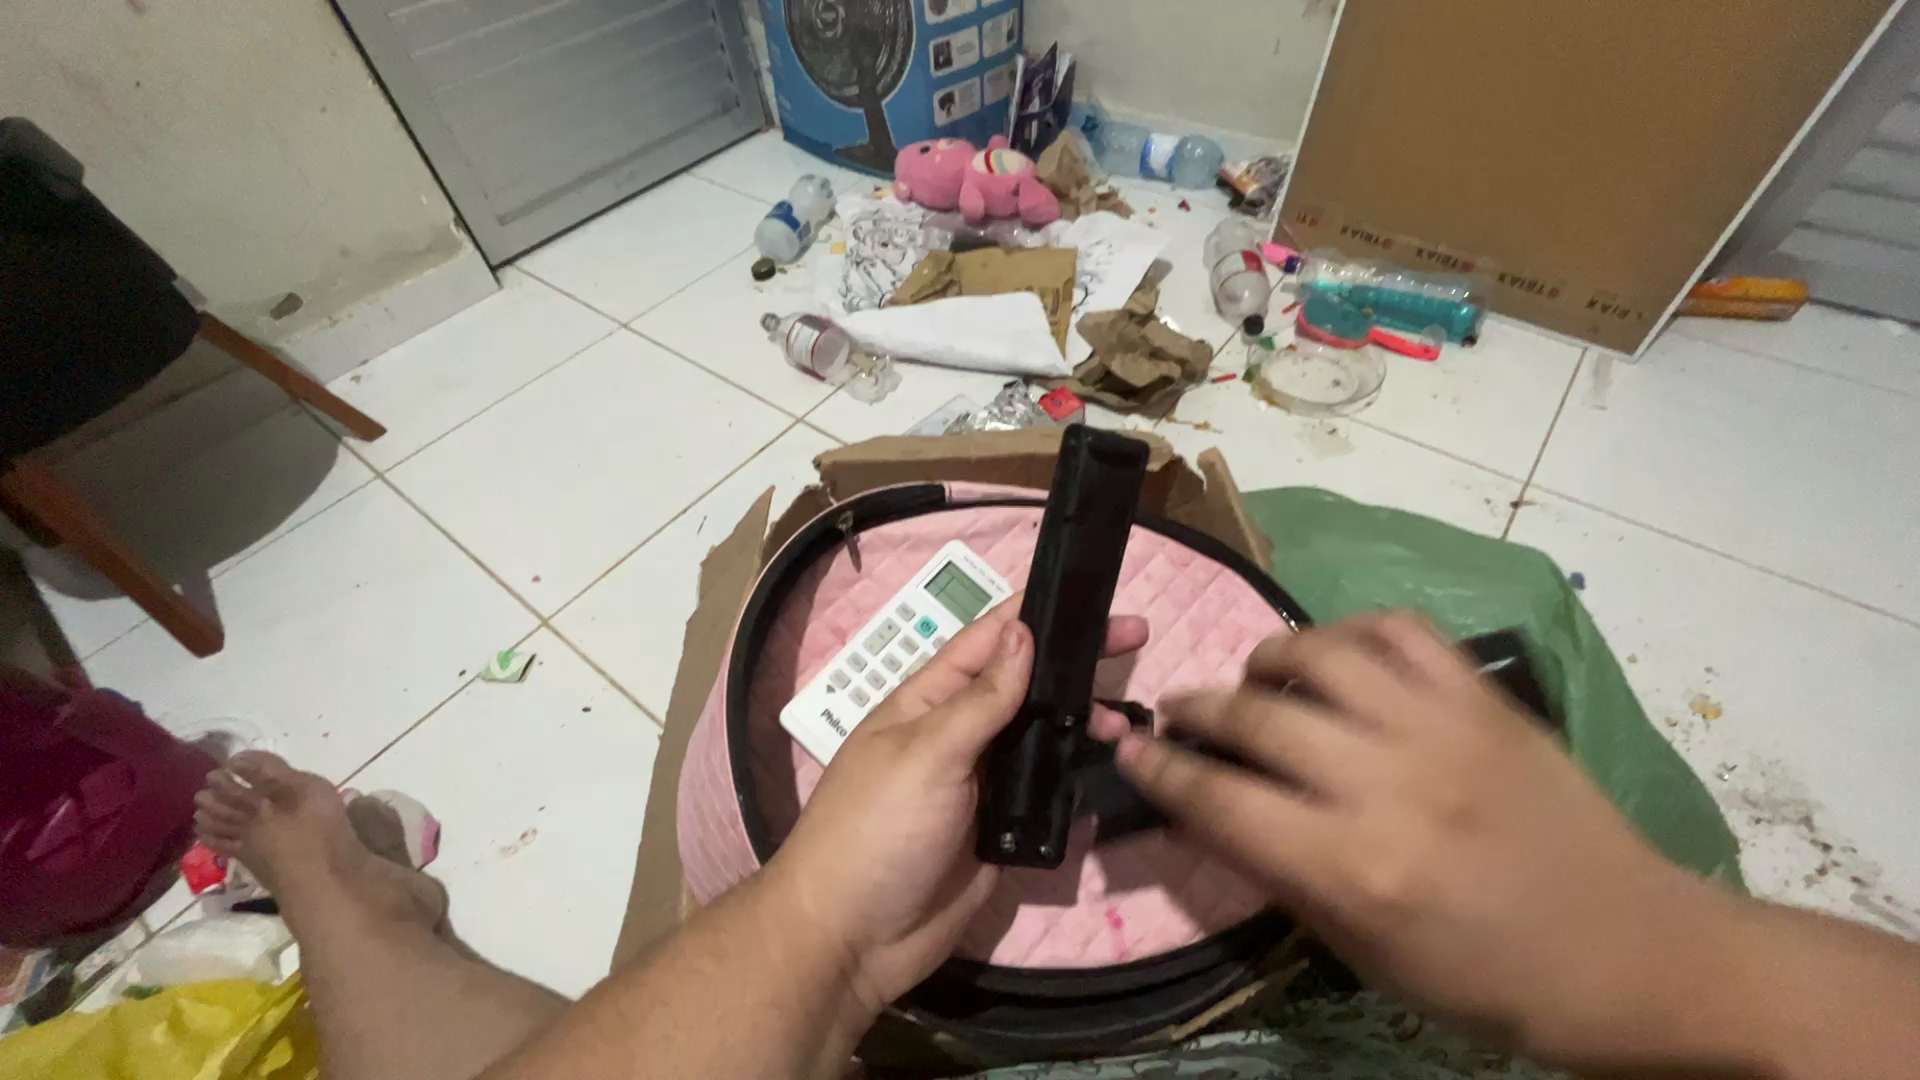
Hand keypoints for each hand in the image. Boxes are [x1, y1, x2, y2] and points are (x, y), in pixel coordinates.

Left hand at [765, 596, 1148, 1010]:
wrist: (853, 939)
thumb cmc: (878, 828)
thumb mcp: (928, 753)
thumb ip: (980, 699)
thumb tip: (1022, 633)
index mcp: (930, 700)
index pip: (988, 640)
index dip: (1036, 613)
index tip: (1089, 595)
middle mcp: (959, 732)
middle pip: (1025, 684)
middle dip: (1074, 662)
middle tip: (1136, 638)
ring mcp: (981, 781)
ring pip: (1041, 736)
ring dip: (1081, 722)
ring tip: (1124, 726)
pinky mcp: (999, 828)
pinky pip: (1044, 793)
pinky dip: (1075, 781)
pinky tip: (1108, 773)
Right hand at [1093, 611, 1740, 1066]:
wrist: (1639, 956)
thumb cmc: (1488, 981)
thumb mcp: (1364, 955)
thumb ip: (1277, 871)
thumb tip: (1206, 808)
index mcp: (1356, 868)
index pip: (1219, 799)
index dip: (1159, 770)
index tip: (1129, 750)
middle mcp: (1391, 785)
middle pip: (1254, 715)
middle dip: (1195, 708)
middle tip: (1178, 712)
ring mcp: (1442, 729)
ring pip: (1317, 653)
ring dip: (1265, 659)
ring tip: (1256, 678)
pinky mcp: (1484, 699)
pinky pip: (1395, 629)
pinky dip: (1346, 632)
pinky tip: (1335, 658)